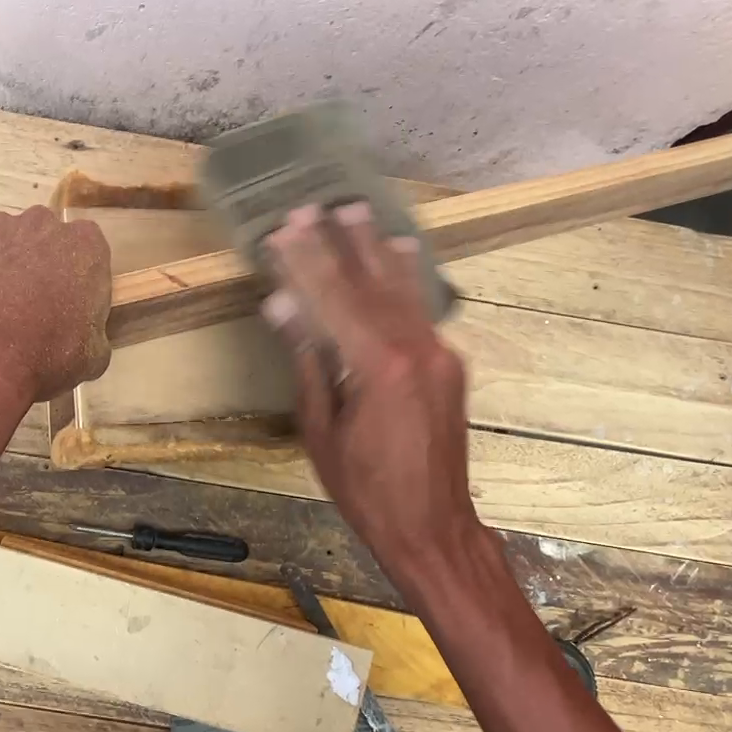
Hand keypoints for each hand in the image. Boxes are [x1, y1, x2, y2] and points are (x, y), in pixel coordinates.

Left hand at [0, 206, 112, 404]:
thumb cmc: (43, 363)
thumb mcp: (92, 356)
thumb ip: (91, 325)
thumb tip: (80, 328)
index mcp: (83, 245)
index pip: (87, 250)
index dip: (76, 279)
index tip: (67, 305)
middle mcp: (39, 224)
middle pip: (43, 239)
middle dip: (37, 266)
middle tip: (28, 309)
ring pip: (1, 243)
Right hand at [260, 202, 482, 587]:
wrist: (432, 525)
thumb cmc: (364, 489)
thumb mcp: (320, 429)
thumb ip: (309, 361)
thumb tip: (283, 307)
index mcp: (378, 366)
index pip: (332, 299)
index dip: (304, 263)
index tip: (283, 230)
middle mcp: (416, 349)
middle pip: (370, 284)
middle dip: (340, 244)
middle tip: (316, 206)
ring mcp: (439, 355)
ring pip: (403, 291)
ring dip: (377, 250)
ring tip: (358, 213)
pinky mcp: (448, 367)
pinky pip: (421, 311)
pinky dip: (406, 280)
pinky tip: (399, 255)